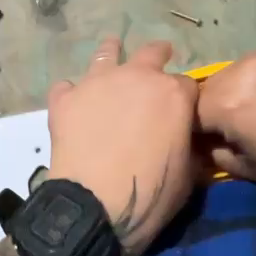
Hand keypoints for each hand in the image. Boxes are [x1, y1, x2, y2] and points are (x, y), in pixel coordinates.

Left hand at [45, 38, 199, 255]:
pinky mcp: (66, 98)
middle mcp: (137, 77)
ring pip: (106, 53)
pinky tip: (71, 101)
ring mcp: (98, 83)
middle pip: (151, 52)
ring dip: (112, 52)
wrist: (97, 206)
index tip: (183, 107)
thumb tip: (187, 141)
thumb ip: (188, 146)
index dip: (186, 96)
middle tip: (161, 54)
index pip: (188, 84)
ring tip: (112, 49)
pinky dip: (70, 93)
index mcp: (174, 94)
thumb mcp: (187, 174)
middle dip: (158, 53)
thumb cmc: (151, 194)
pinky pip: (66, 86)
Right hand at [197, 43, 255, 191]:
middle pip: (211, 86)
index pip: (191, 112)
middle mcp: (238, 71)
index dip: (200, 129)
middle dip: (217, 104)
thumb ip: (217, 153)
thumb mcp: (249, 169)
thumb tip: (207, 143)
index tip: (214, 140)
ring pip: (236, 70)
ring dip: (240, 86)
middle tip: (239, 125)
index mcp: (223, 103)